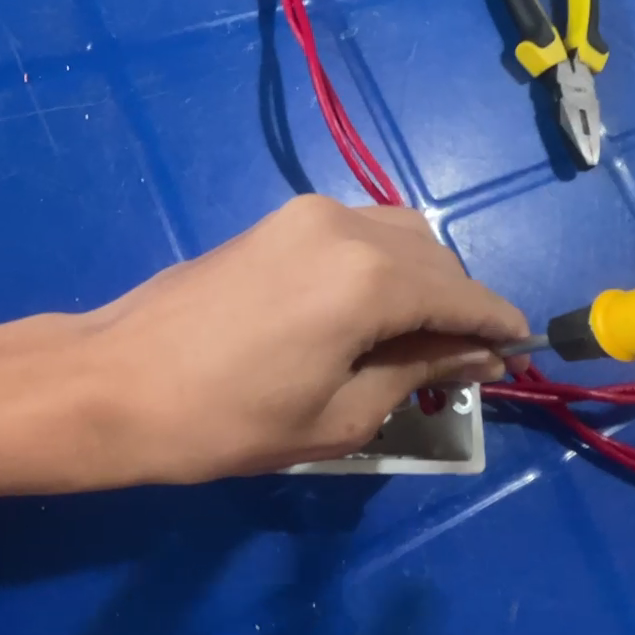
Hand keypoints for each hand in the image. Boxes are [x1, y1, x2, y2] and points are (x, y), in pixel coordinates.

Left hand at [72, 195, 527, 484]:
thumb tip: (471, 352)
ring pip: (398, 234)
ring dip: (422, 279)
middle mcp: (345, 226)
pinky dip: (382, 263)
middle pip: (435, 258)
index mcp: (369, 278)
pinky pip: (357, 230)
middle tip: (462, 361)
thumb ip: (415, 372)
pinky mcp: (276, 220)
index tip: (518, 354)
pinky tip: (369, 309)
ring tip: (414, 338)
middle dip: (460, 304)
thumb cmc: (225, 420)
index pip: (464, 295)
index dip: (498, 326)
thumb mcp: (338, 417)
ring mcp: (305, 214)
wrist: (116, 382)